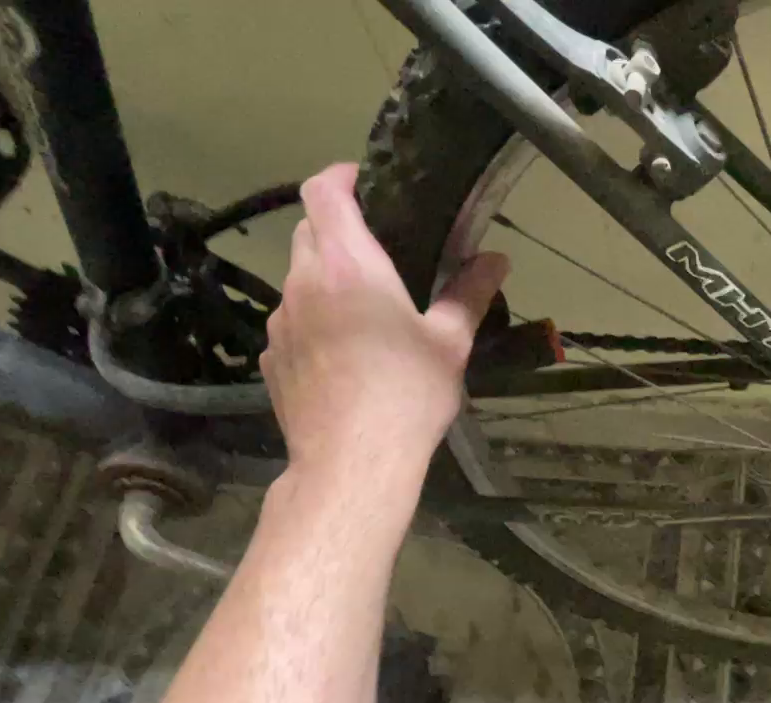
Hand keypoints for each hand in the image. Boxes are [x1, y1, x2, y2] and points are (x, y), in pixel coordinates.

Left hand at [260, 162, 509, 494]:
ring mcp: (280, 321)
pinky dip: (316, 321)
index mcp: (349, 264)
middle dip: (338, 229)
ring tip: (367, 313)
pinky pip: (293, 322)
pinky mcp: (272, 357)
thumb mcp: (450, 343)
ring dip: (327, 279)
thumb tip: (497, 258)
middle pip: (308, 231)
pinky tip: (346, 357)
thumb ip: (469, 294)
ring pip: (299, 279)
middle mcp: (304, 281)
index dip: (341, 176)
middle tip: (381, 252)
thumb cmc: (408, 393)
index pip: (323, 191)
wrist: (353, 459)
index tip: (366, 183)